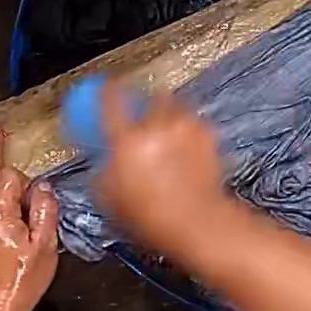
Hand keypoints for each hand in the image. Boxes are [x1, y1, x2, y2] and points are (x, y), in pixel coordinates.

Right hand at [94, 81, 233, 249]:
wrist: (196, 222)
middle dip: (147, 105)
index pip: (111, 100)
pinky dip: (189, 130)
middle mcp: (156, 125)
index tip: (106, 87)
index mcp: (126, 139)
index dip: (107, 90)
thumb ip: (103, 169)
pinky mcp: (207, 134)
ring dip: (170, 116)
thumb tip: (104, 158)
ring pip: (175, 106)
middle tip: (144, 120)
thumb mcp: (109, 197)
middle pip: (149, 97)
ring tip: (170, 136)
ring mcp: (185, 126)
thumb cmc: (150, 216)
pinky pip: (194, 122)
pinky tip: (188, 149)